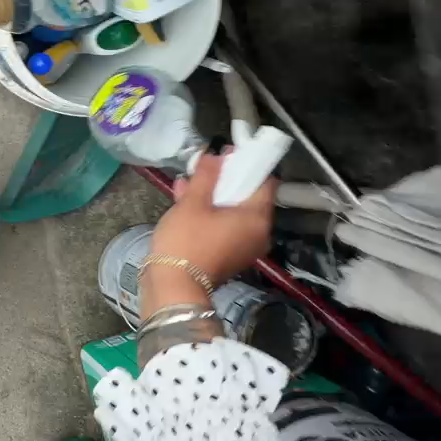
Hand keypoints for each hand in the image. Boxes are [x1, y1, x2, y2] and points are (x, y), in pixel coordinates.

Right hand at [146, 153, 277, 288]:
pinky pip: (225, 228)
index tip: (228, 154)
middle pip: (248, 197)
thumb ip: (206, 176)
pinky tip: (186, 204)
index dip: (247, 164)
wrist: (175, 286)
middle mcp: (259, 233)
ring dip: (213, 197)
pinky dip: (211, 215)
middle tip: (204, 168)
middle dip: (226, 181)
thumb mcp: (192, 203)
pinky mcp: (230, 256)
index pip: (265, 182)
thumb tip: (214, 155)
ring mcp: (245, 247)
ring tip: (188, 185)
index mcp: (257, 218)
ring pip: (233, 213)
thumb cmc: (187, 240)